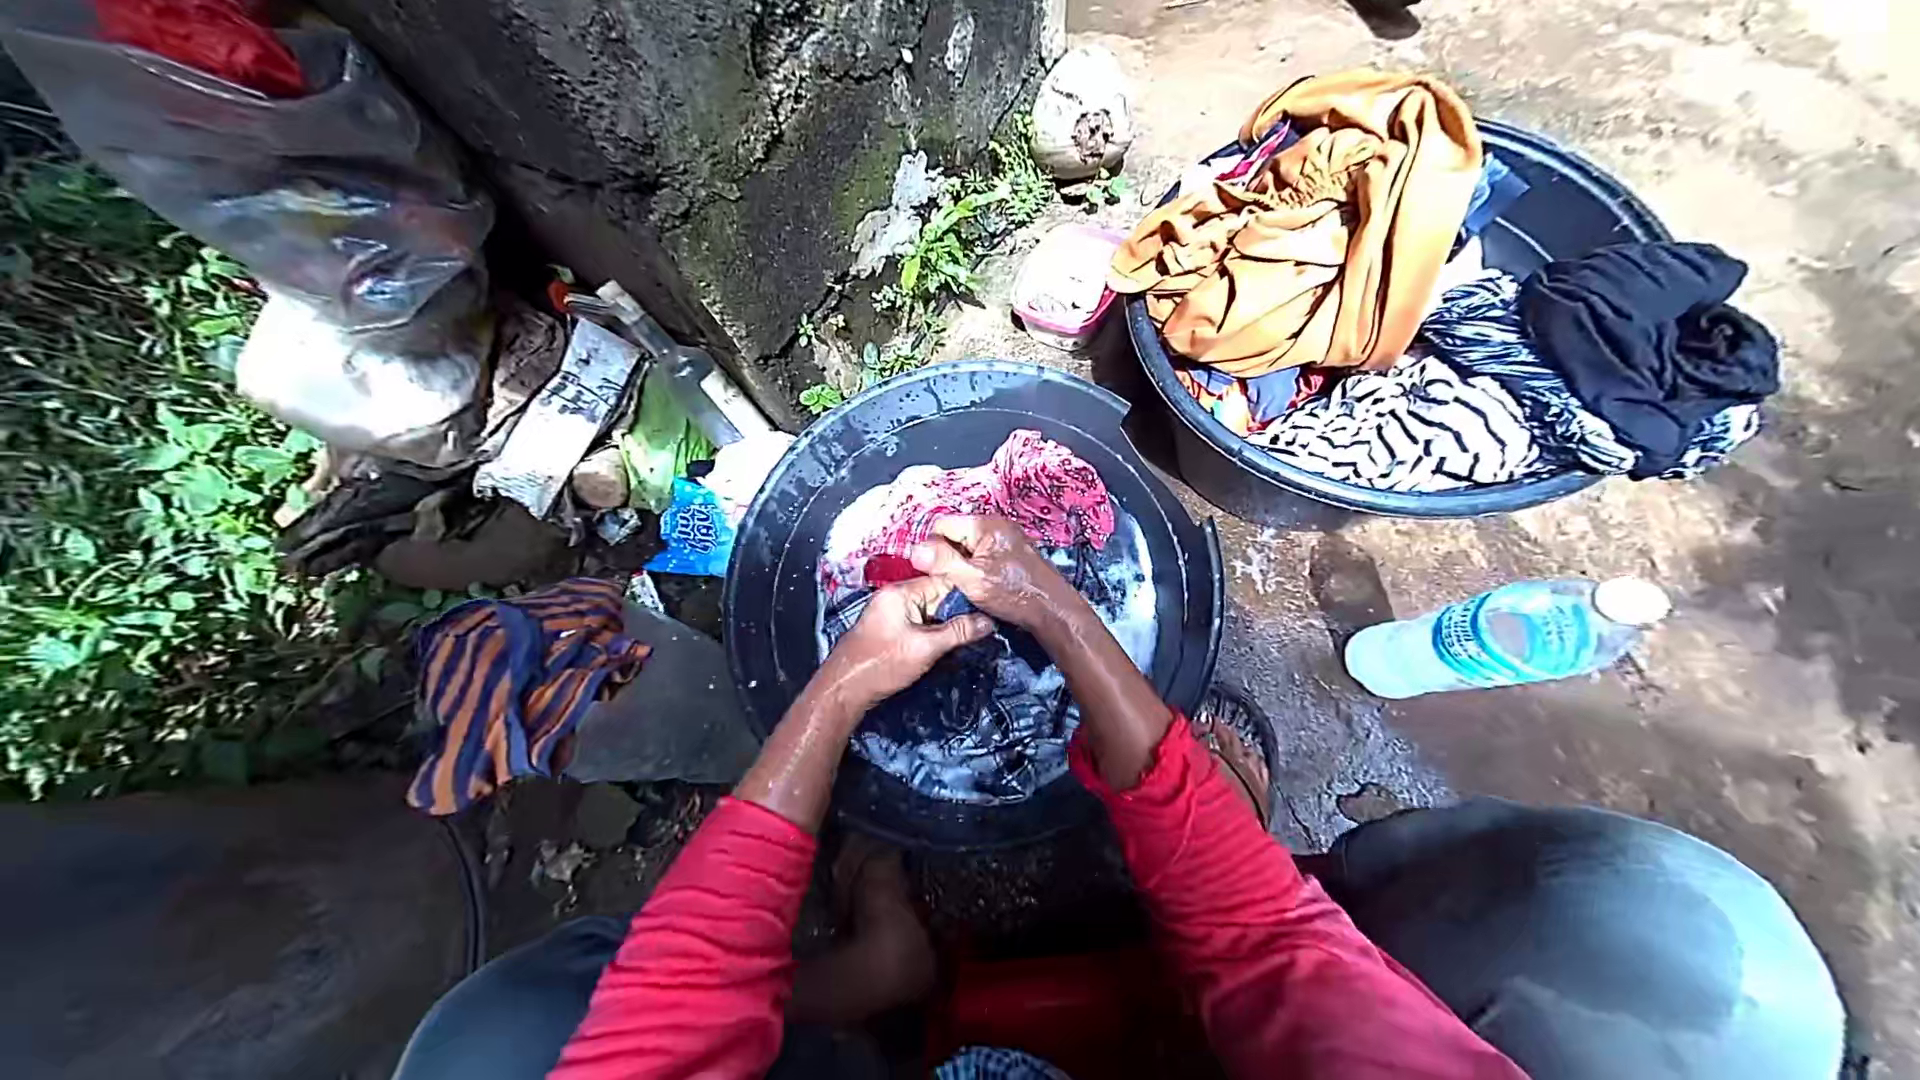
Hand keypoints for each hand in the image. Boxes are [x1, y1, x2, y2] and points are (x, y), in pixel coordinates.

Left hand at [815, 576, 993, 712]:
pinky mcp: (890, 629)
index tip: (989, 605)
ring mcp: (890, 613)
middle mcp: (893, 597)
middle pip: (936, 595)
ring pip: (929, 611)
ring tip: (972, 633)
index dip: (967, 592)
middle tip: (985, 623)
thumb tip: (988, 621)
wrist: (844, 690)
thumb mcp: (925, 648)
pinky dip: (934, 631)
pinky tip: (948, 642)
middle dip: (959, 610)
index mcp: (899, 593)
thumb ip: (958, 632)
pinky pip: (919, 622)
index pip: (942, 581)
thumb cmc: (882, 665)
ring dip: (947, 623)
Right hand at [910, 515, 1082, 636]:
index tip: (937, 571)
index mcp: (985, 524)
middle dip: (949, 556)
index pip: (941, 525)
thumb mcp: (972, 579)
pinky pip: (983, 553)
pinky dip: (977, 566)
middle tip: (955, 580)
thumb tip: (916, 550)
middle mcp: (996, 524)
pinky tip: (983, 584)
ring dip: (963, 564)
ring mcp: (1005, 536)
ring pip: (968, 546)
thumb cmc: (1016, 595)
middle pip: (955, 534)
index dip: (933, 548)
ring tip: (970, 585)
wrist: (1052, 609)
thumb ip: (943, 562)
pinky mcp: (1012, 550)